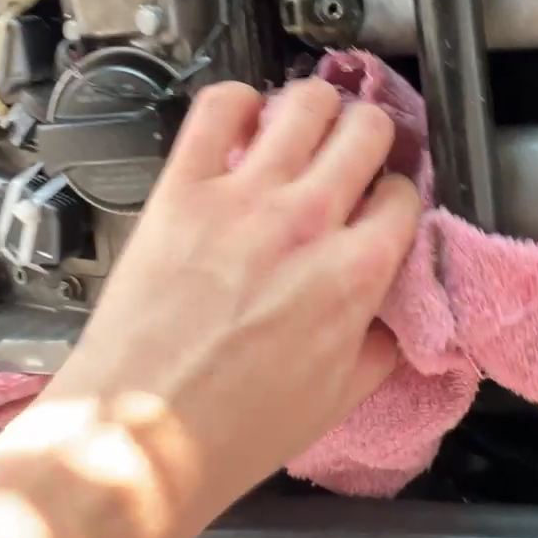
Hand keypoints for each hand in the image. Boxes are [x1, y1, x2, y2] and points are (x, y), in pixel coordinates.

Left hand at [38, 78, 422, 517]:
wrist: (136, 437)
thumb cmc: (234, 428)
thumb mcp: (338, 399)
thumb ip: (383, 343)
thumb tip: (398, 311)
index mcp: (353, 273)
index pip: (401, 193)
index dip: (396, 195)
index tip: (381, 202)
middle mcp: (306, 221)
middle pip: (366, 129)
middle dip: (370, 135)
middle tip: (354, 151)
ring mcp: (242, 197)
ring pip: (305, 102)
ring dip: (316, 109)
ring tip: (305, 129)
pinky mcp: (184, 187)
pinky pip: (219, 107)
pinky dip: (239, 101)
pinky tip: (243, 124)